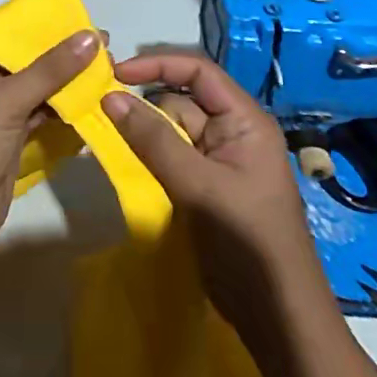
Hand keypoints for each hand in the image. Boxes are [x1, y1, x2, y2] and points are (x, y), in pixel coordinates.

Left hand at [0, 31, 97, 281]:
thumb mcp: (6, 104)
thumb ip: (51, 69)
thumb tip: (94, 35)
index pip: (11, 18)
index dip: (46, 6)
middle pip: (29, 45)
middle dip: (65, 41)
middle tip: (105, 37)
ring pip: (41, 73)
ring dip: (71, 71)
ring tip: (110, 62)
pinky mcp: (12, 122)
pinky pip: (44, 99)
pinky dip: (67, 97)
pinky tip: (96, 90)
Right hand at [100, 54, 320, 332]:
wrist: (276, 312)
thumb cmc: (246, 239)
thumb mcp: (198, 186)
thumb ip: (154, 140)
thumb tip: (110, 96)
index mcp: (245, 119)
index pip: (199, 72)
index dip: (157, 65)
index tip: (115, 73)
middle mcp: (234, 131)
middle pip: (183, 100)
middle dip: (145, 102)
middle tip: (100, 109)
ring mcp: (221, 160)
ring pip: (175, 130)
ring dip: (145, 131)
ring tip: (107, 135)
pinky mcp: (208, 187)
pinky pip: (174, 158)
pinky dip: (151, 156)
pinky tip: (126, 160)